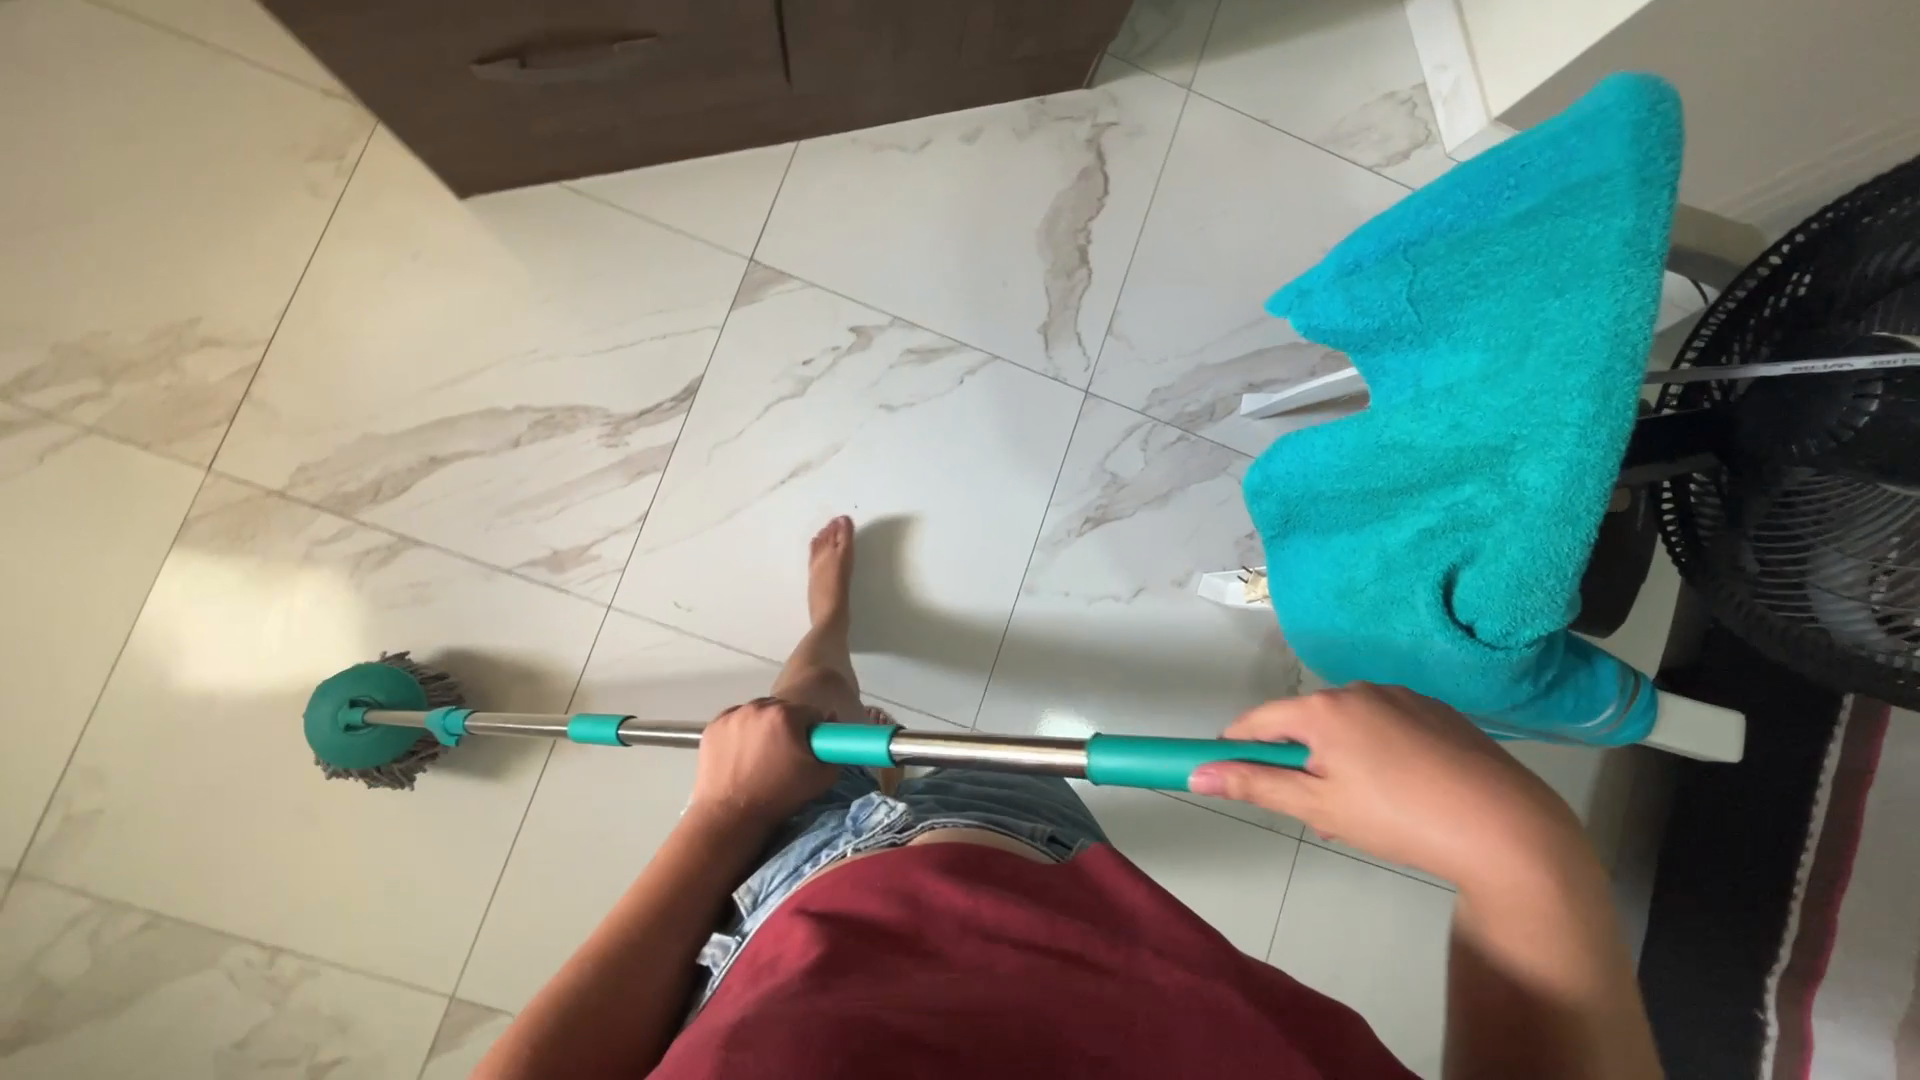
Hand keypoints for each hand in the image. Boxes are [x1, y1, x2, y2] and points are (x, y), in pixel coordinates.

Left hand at [689, 698, 838, 830]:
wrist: (730, 817)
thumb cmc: (779, 796)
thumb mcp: (821, 778)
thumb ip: (836, 750)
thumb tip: (831, 727)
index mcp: (786, 715)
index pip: (811, 713)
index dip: (812, 731)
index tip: (807, 750)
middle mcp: (758, 707)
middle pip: (783, 709)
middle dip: (788, 726)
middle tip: (784, 755)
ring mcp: (733, 716)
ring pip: (758, 713)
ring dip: (764, 726)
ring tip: (761, 755)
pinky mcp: (713, 726)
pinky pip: (735, 721)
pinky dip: (741, 731)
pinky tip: (742, 754)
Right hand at [1189, 684, 1589, 889]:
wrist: (1507, 830)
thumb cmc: (1397, 819)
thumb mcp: (1317, 808)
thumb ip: (1254, 784)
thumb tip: (1197, 772)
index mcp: (1324, 708)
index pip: (1259, 720)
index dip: (1236, 745)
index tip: (1228, 771)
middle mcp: (1359, 690)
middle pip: (1305, 722)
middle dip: (1298, 761)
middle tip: (1312, 810)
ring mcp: (1404, 697)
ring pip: (1348, 726)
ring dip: (1337, 758)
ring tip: (1362, 812)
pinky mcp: (1439, 712)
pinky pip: (1387, 726)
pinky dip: (1377, 753)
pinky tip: (1401, 793)